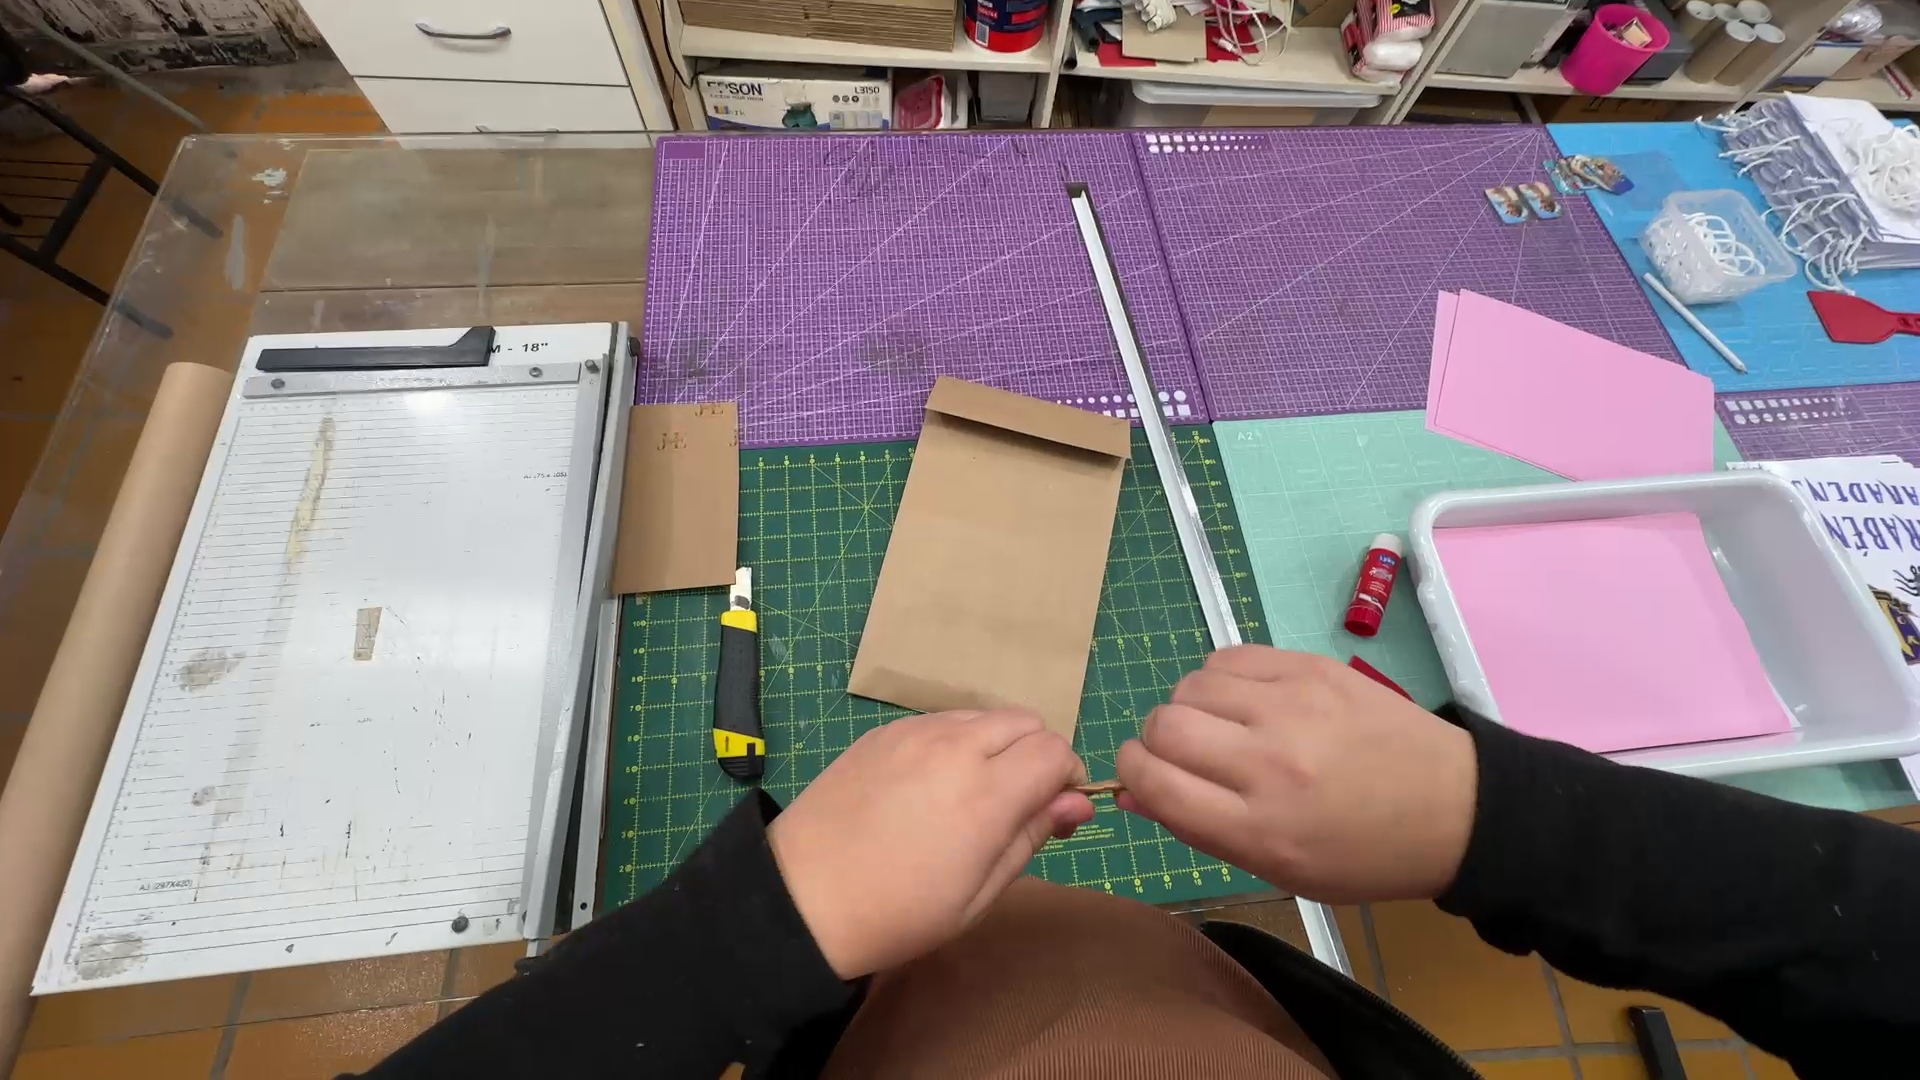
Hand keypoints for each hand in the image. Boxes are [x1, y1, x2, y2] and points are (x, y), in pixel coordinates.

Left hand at [766, 710, 1094, 978]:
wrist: (804, 896)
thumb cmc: (900, 912)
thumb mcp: (980, 893)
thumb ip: (1032, 834)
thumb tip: (1077, 801)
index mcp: (985, 792)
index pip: (1054, 748)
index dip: (1064, 777)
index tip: (1050, 808)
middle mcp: (955, 745)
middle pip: (1025, 719)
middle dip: (1034, 754)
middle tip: (1011, 801)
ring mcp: (916, 730)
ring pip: (983, 714)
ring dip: (995, 743)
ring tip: (966, 792)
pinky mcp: (885, 729)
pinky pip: (942, 719)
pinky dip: (955, 740)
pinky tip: (928, 782)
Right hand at [1115, 647, 1477, 902]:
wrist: (1455, 807)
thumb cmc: (1359, 853)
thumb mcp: (1276, 866)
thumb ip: (1195, 827)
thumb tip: (1130, 790)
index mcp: (1262, 829)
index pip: (1156, 782)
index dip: (1131, 772)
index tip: (1140, 771)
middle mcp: (1271, 762)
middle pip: (1164, 726)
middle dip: (1155, 740)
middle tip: (1185, 752)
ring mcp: (1292, 706)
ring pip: (1189, 686)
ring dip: (1190, 707)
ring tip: (1224, 725)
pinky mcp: (1308, 666)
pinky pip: (1226, 657)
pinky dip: (1220, 680)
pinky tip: (1246, 699)